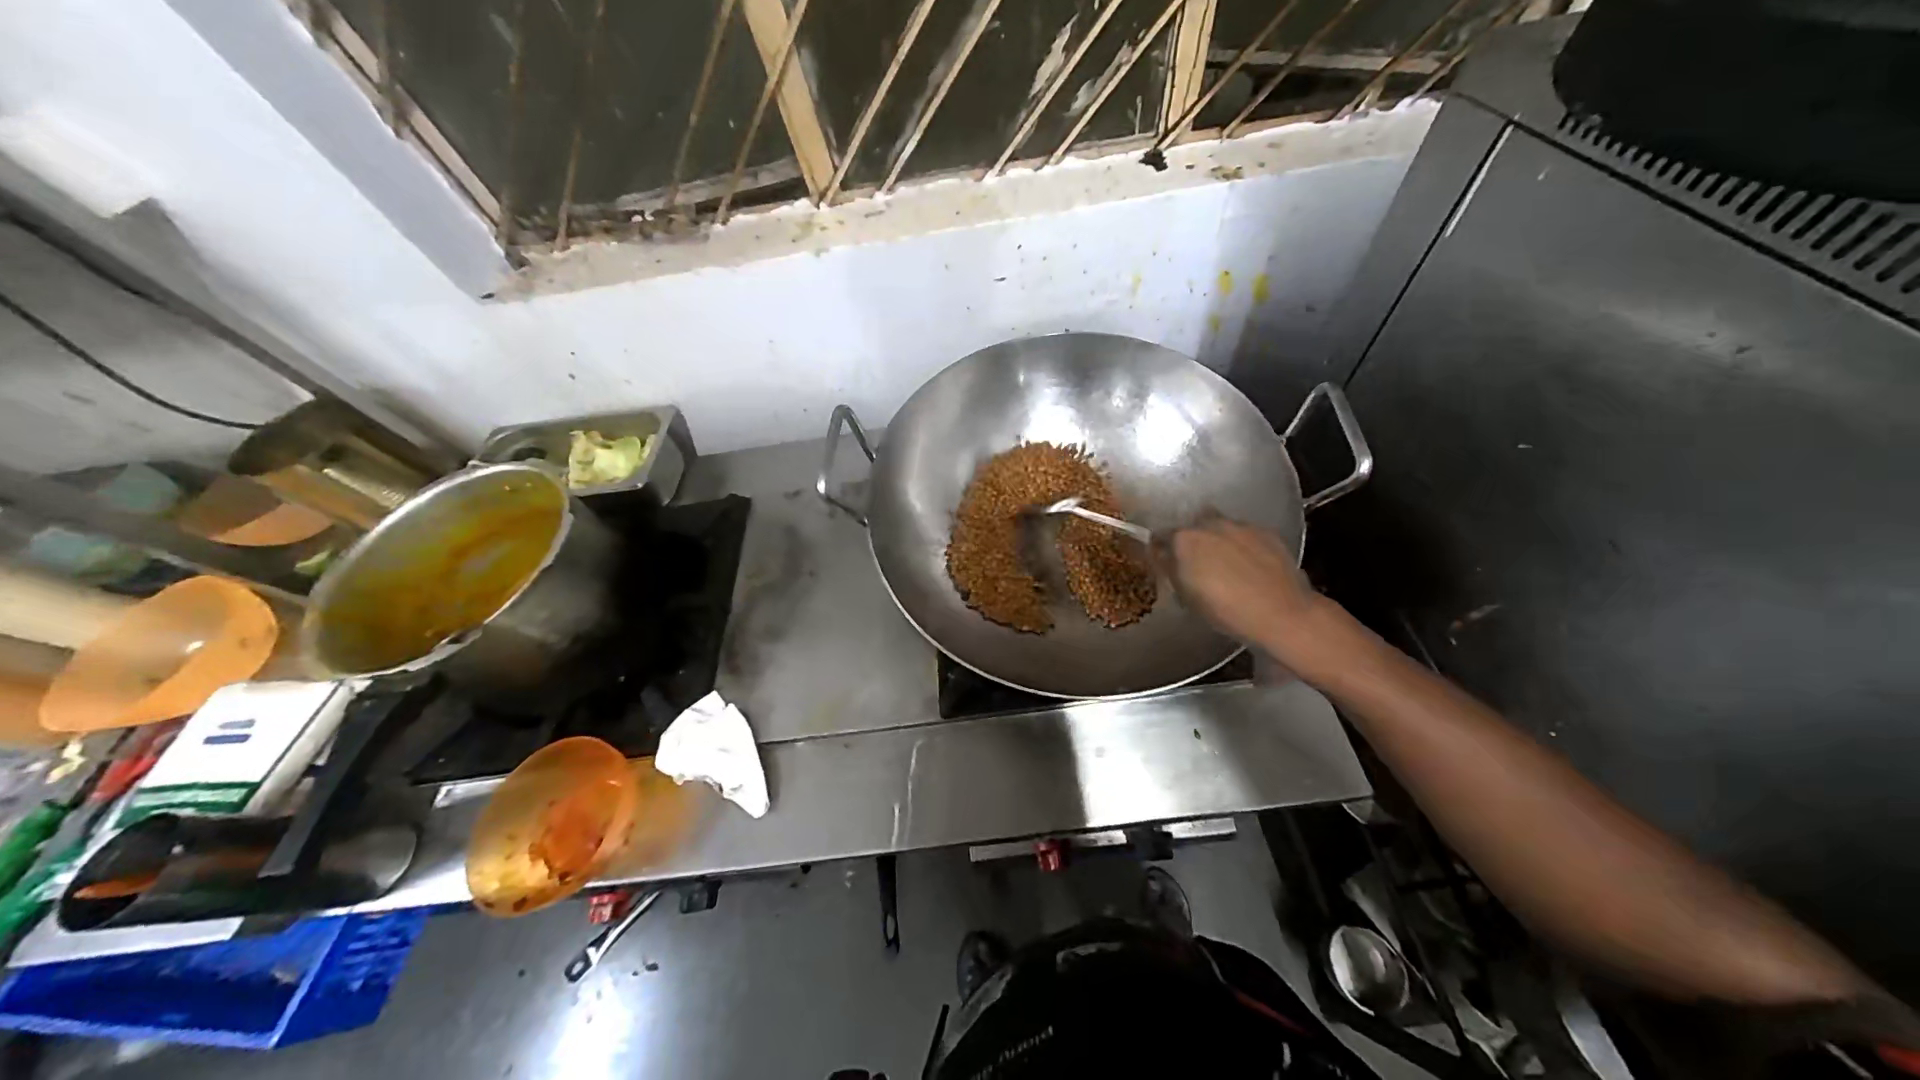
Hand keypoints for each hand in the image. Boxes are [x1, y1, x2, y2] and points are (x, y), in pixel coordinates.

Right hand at [1160, 517, 1338, 666]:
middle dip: (1191, 542)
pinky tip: (1250, 566)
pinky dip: (1242, 546)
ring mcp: (1241, 526)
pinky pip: (1245, 535)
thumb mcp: (1186, 597)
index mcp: (1184, 540)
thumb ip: (1171, 570)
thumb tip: (1165, 556)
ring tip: (1226, 566)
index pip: (1161, 536)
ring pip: (1220, 528)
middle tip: (1196, 565)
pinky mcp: (1266, 532)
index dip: (1162, 550)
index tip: (1166, 562)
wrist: (1282, 613)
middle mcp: (1210, 524)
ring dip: (1217, 541)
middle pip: (1192, 527)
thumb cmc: (1225, 611)